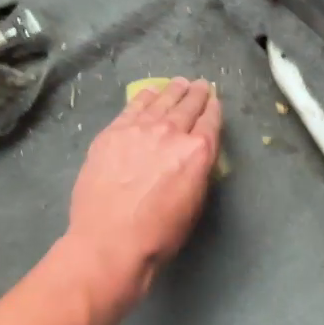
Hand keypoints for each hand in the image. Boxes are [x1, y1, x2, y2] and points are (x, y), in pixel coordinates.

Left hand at [63, 78, 220, 304]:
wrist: (109, 241)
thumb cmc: (159, 234)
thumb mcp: (195, 204)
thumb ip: (198, 172)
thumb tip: (195, 155)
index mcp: (198, 152)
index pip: (210, 121)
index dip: (213, 108)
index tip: (214, 100)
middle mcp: (172, 133)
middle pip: (187, 105)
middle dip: (196, 94)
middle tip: (199, 85)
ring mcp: (140, 129)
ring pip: (161, 101)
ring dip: (172, 90)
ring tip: (178, 84)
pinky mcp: (113, 133)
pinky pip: (133, 107)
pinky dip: (145, 97)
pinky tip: (149, 93)